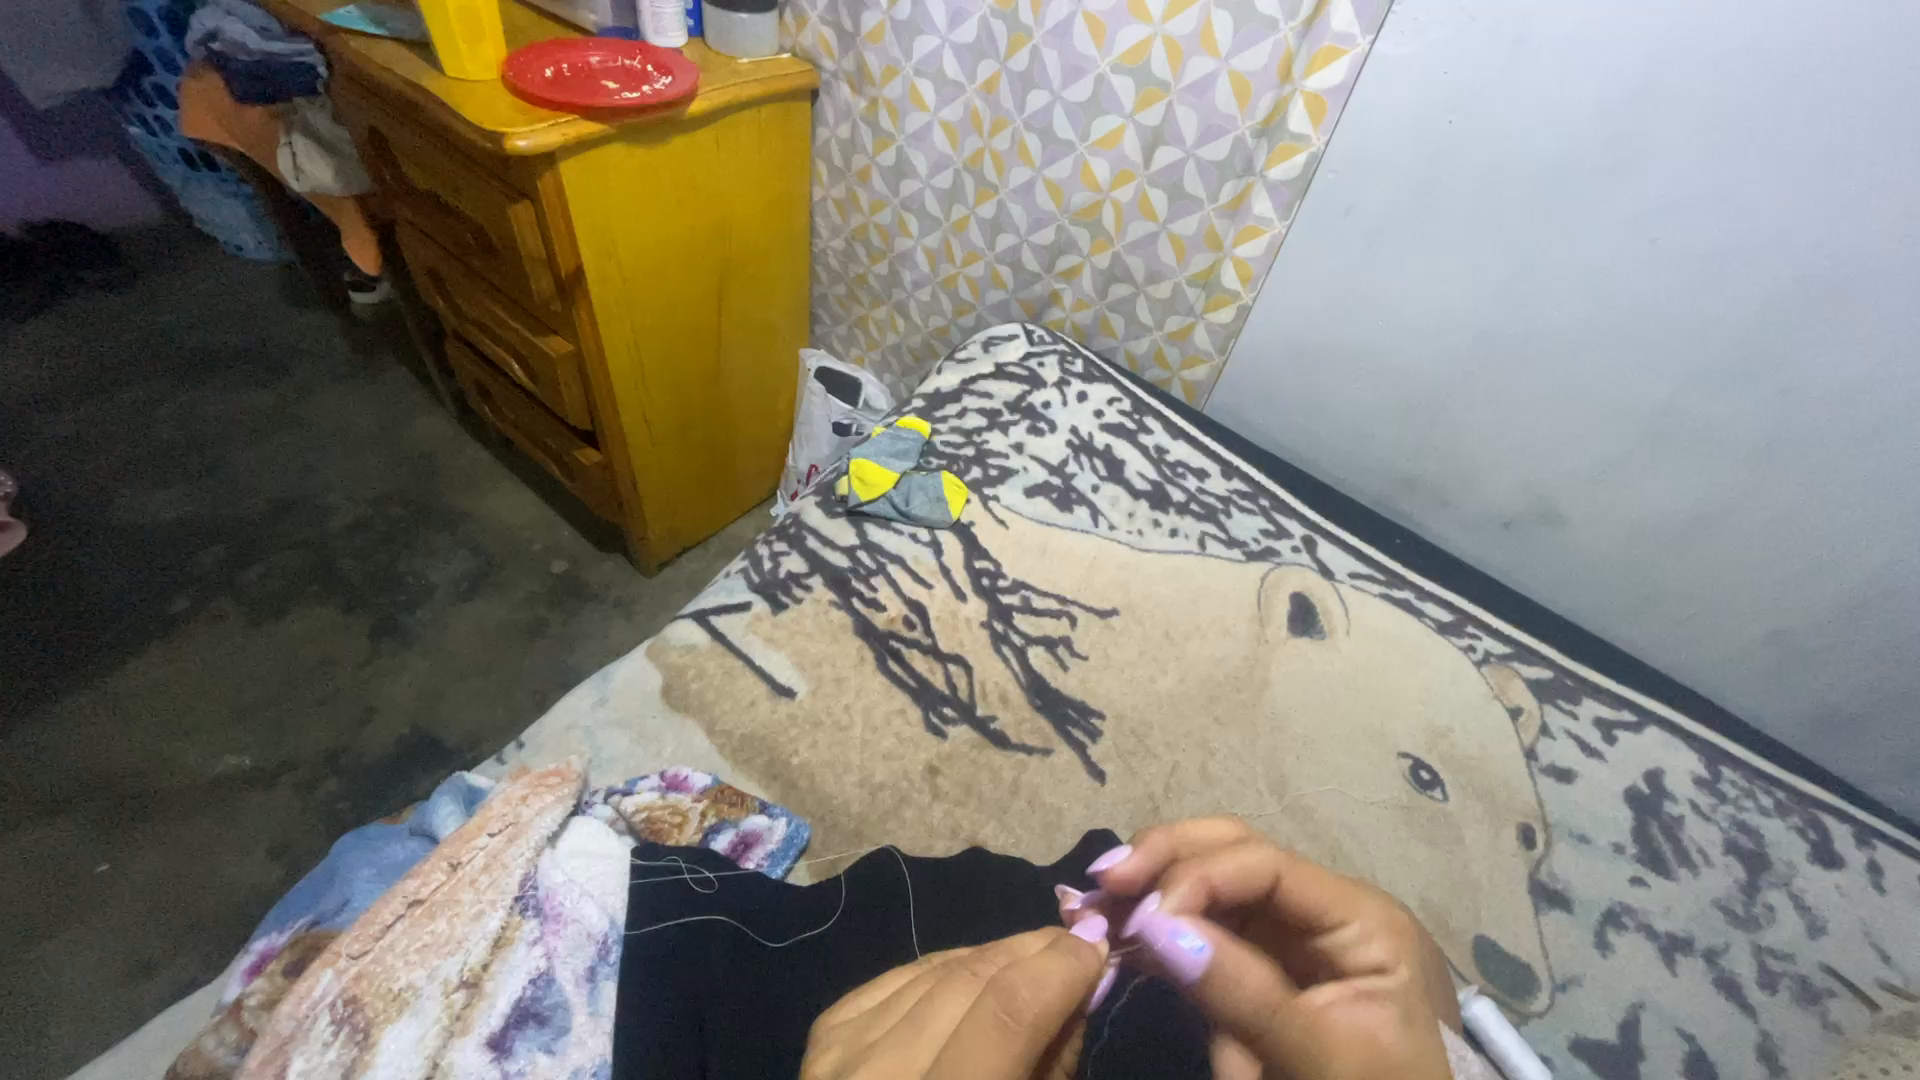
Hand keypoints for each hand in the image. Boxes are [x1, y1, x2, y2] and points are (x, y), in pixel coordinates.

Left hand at [801, 924, 1109, 1079]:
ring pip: (934, 970)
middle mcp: (878, 1074)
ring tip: (1034, 951)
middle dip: (1031, 951)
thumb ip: (1049, 1068)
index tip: (1096, 942)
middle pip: (968, 981)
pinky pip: (899, 977)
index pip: (1007, 1012)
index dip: (1059, 968)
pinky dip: (944, 968)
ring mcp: (840, 1051)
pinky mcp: (825, 1033)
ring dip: (993, 955)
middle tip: (1075, 937)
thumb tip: (1075, 989)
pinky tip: (974, 967)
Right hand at [1082, 817, 1457, 1079]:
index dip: (1195, 875)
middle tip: (1106, 881)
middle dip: (1165, 857)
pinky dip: (1158, 925)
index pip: (1263, 863)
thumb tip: (1156, 926)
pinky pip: (1201, 924)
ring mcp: (1288, 933)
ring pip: (1208, 876)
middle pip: (1232, 848)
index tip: (1142, 915)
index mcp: (1359, 918)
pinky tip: (1120, 933)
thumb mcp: (1325, 1064)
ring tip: (1099, 902)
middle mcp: (1320, 907)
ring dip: (1152, 883)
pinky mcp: (1260, 962)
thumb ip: (1245, 994)